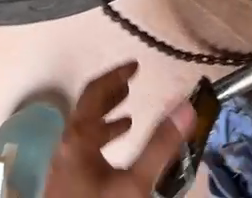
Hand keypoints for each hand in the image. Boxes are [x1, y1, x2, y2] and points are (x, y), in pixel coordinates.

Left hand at [45, 61, 193, 197]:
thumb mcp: (136, 183)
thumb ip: (161, 145)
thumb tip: (187, 106)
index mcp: (78, 138)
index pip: (94, 92)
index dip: (115, 75)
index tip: (135, 66)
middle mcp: (66, 147)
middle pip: (87, 109)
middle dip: (112, 94)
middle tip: (133, 83)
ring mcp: (63, 168)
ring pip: (85, 131)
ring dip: (107, 119)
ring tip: (130, 118)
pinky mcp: (66, 186)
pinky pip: (84, 151)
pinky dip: (102, 141)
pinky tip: (116, 156)